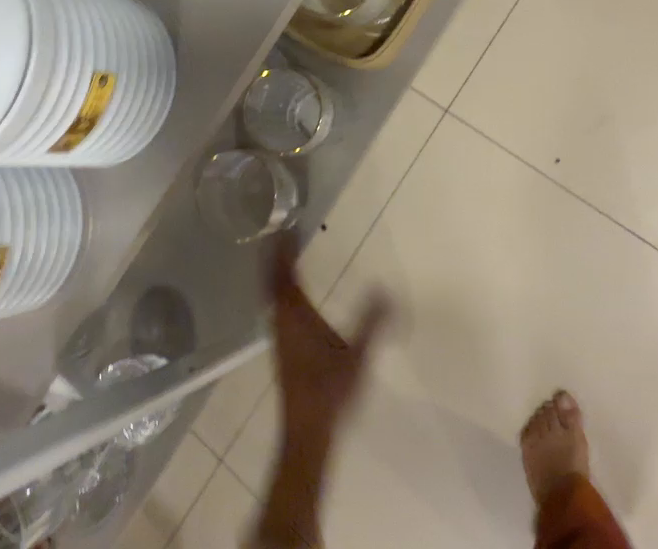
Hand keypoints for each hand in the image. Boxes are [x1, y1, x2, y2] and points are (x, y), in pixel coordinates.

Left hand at [267, 232, 391, 447]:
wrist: (307, 430)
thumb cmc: (330, 391)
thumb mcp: (358, 355)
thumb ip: (373, 322)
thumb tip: (385, 288)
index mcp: (296, 316)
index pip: (286, 274)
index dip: (283, 250)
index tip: (285, 227)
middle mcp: (281, 321)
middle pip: (272, 281)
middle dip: (276, 257)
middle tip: (281, 234)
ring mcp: (278, 336)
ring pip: (272, 296)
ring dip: (276, 274)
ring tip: (283, 256)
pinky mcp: (281, 349)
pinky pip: (275, 308)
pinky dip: (279, 292)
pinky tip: (290, 297)